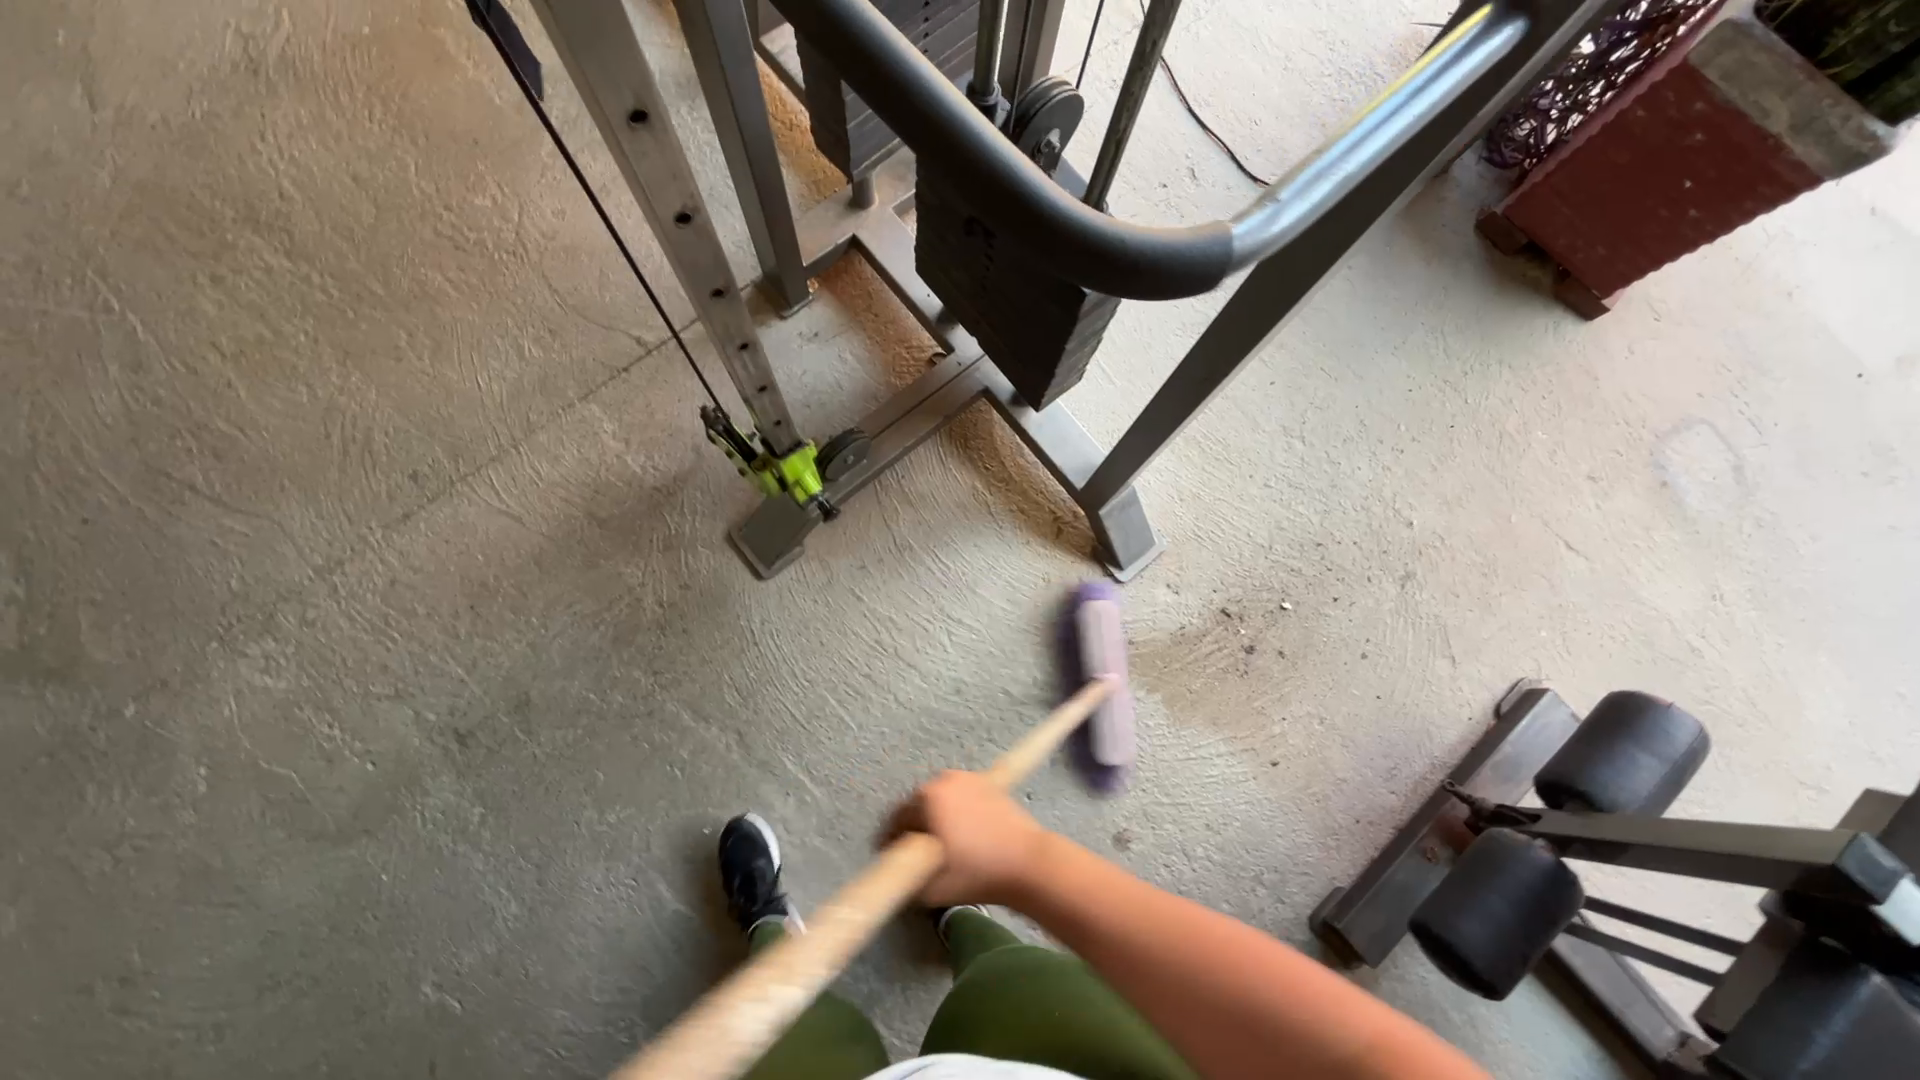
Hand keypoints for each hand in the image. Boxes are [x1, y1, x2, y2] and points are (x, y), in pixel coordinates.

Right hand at [885, 770, 1053, 906]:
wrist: (1028, 862)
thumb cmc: (976, 873)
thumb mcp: (929, 887)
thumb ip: (904, 875)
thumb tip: (898, 869)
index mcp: (927, 798)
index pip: (897, 819)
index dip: (890, 841)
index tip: (889, 858)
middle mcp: (944, 780)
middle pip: (918, 805)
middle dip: (914, 827)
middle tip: (915, 852)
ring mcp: (969, 778)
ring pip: (941, 799)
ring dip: (936, 817)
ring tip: (941, 844)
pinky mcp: (989, 784)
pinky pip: (962, 797)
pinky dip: (957, 812)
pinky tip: (963, 834)